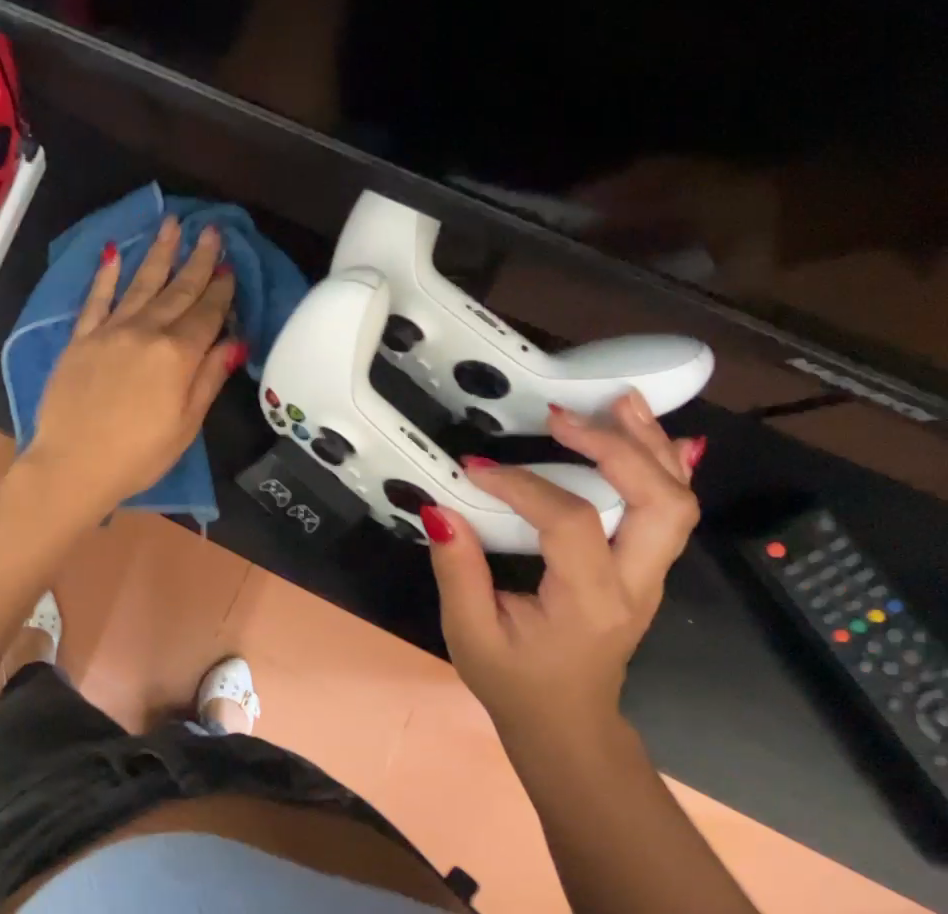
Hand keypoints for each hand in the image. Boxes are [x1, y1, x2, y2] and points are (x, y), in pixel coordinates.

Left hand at [23, 217, 244, 509]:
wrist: (71, 464)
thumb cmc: (136, 456)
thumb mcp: (185, 425)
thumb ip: (208, 378)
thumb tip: (234, 341)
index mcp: (177, 355)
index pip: (207, 314)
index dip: (222, 290)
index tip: (231, 266)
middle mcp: (145, 332)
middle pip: (177, 291)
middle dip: (197, 260)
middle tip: (211, 230)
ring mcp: (109, 332)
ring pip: (140, 284)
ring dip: (158, 254)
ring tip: (172, 225)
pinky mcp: (80, 339)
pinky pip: (96, 300)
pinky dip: (106, 276)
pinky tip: (114, 253)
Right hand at [420, 393, 706, 738]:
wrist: (566, 720)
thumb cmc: (514, 680)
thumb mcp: (470, 631)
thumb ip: (458, 569)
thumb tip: (440, 509)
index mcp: (589, 601)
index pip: (569, 524)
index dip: (522, 486)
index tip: (474, 469)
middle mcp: (635, 583)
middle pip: (661, 504)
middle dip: (617, 449)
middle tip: (562, 416)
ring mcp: (649, 575)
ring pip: (678, 501)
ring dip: (651, 446)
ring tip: (618, 400)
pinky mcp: (643, 566)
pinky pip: (670, 510)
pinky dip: (665, 465)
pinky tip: (649, 433)